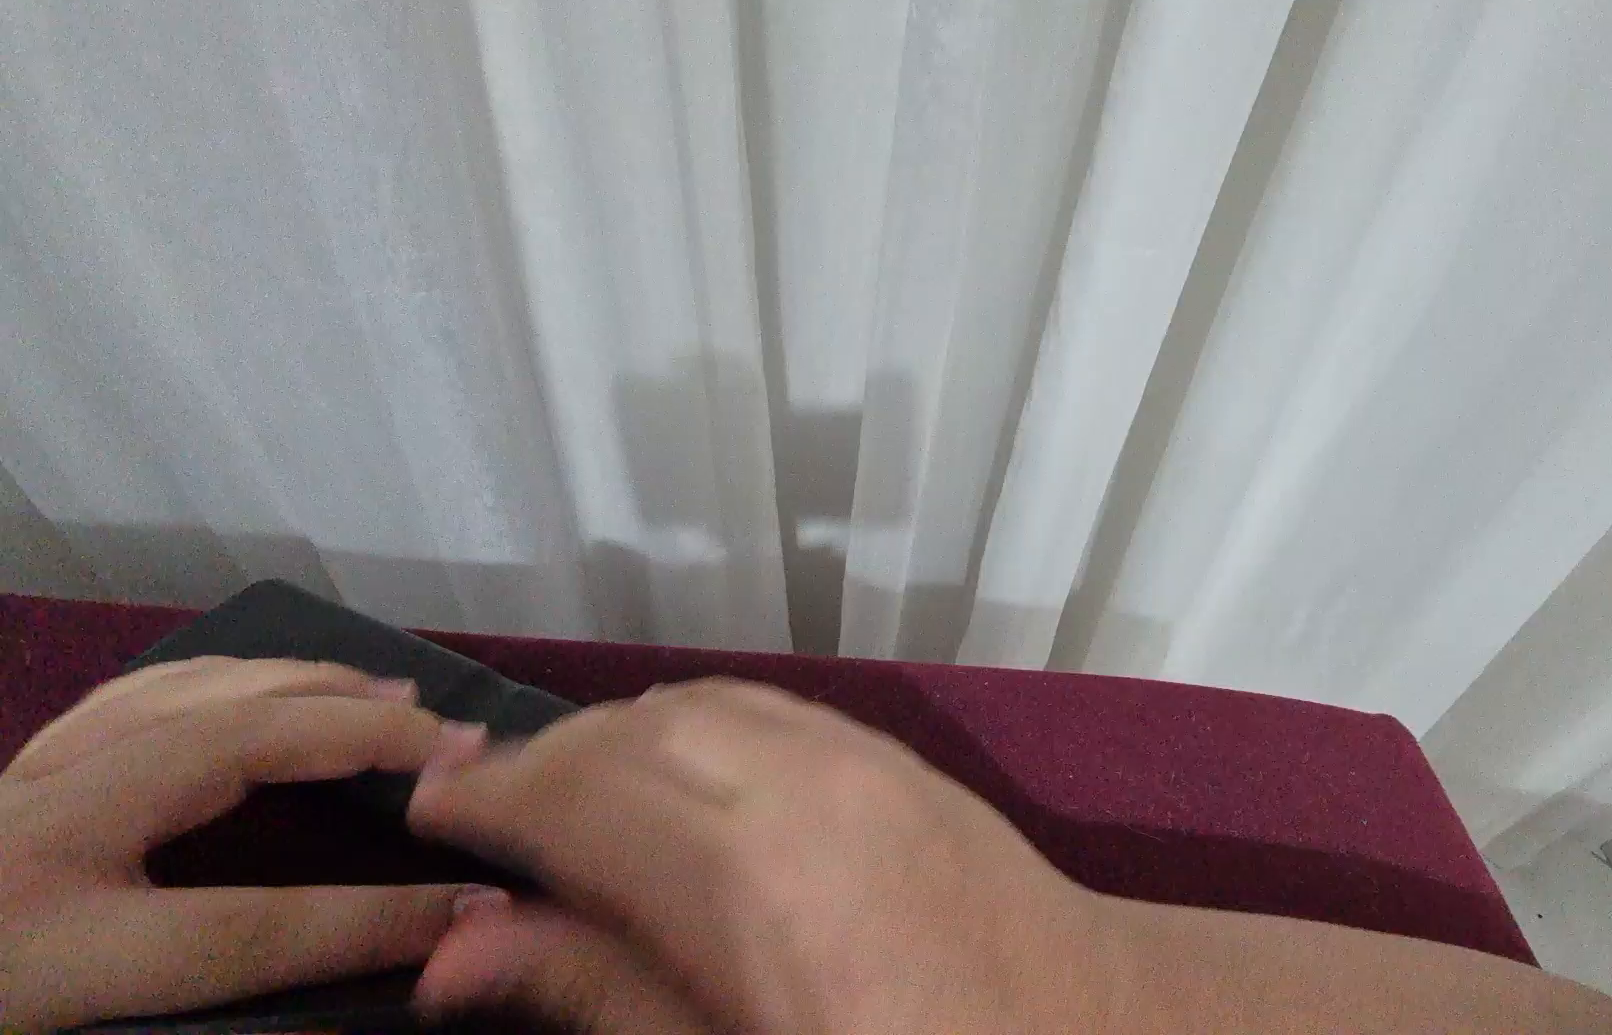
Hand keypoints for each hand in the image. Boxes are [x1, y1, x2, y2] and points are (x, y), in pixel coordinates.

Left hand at [0, 658, 487, 1031]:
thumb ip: (203, 1030)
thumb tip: (348, 1019)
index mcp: (21, 952)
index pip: (245, 929)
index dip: (379, 919)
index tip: (475, 908)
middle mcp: (19, 843)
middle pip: (229, 748)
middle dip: (365, 736)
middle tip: (458, 744)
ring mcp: (8, 789)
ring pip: (189, 696)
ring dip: (313, 685)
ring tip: (396, 695)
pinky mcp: (7, 771)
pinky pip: (141, 693)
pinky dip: (238, 675)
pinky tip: (286, 683)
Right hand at [407, 679, 1109, 1033]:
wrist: (1089, 1027)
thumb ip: (606, 995)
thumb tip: (462, 951)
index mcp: (754, 882)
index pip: (586, 797)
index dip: (495, 795)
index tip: (430, 809)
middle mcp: (804, 783)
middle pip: (638, 732)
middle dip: (547, 757)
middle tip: (484, 806)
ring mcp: (858, 753)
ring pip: (700, 702)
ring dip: (619, 731)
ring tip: (565, 783)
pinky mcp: (892, 748)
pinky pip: (766, 703)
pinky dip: (696, 717)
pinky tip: (674, 756)